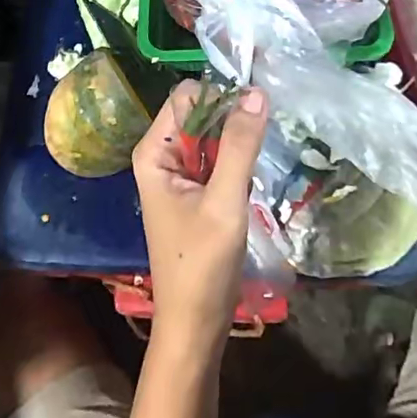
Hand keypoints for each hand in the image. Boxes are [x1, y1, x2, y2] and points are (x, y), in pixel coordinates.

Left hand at [132, 81, 269, 336]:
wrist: (194, 325)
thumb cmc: (202, 264)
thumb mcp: (224, 201)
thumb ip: (240, 145)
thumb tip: (256, 92)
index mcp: (154, 151)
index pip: (187, 97)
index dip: (219, 97)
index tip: (253, 111)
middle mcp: (162, 156)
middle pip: (200, 114)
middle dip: (231, 120)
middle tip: (262, 138)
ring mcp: (178, 175)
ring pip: (212, 137)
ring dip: (236, 142)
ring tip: (258, 160)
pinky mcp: (194, 192)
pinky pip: (216, 160)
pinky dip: (235, 162)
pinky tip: (250, 180)